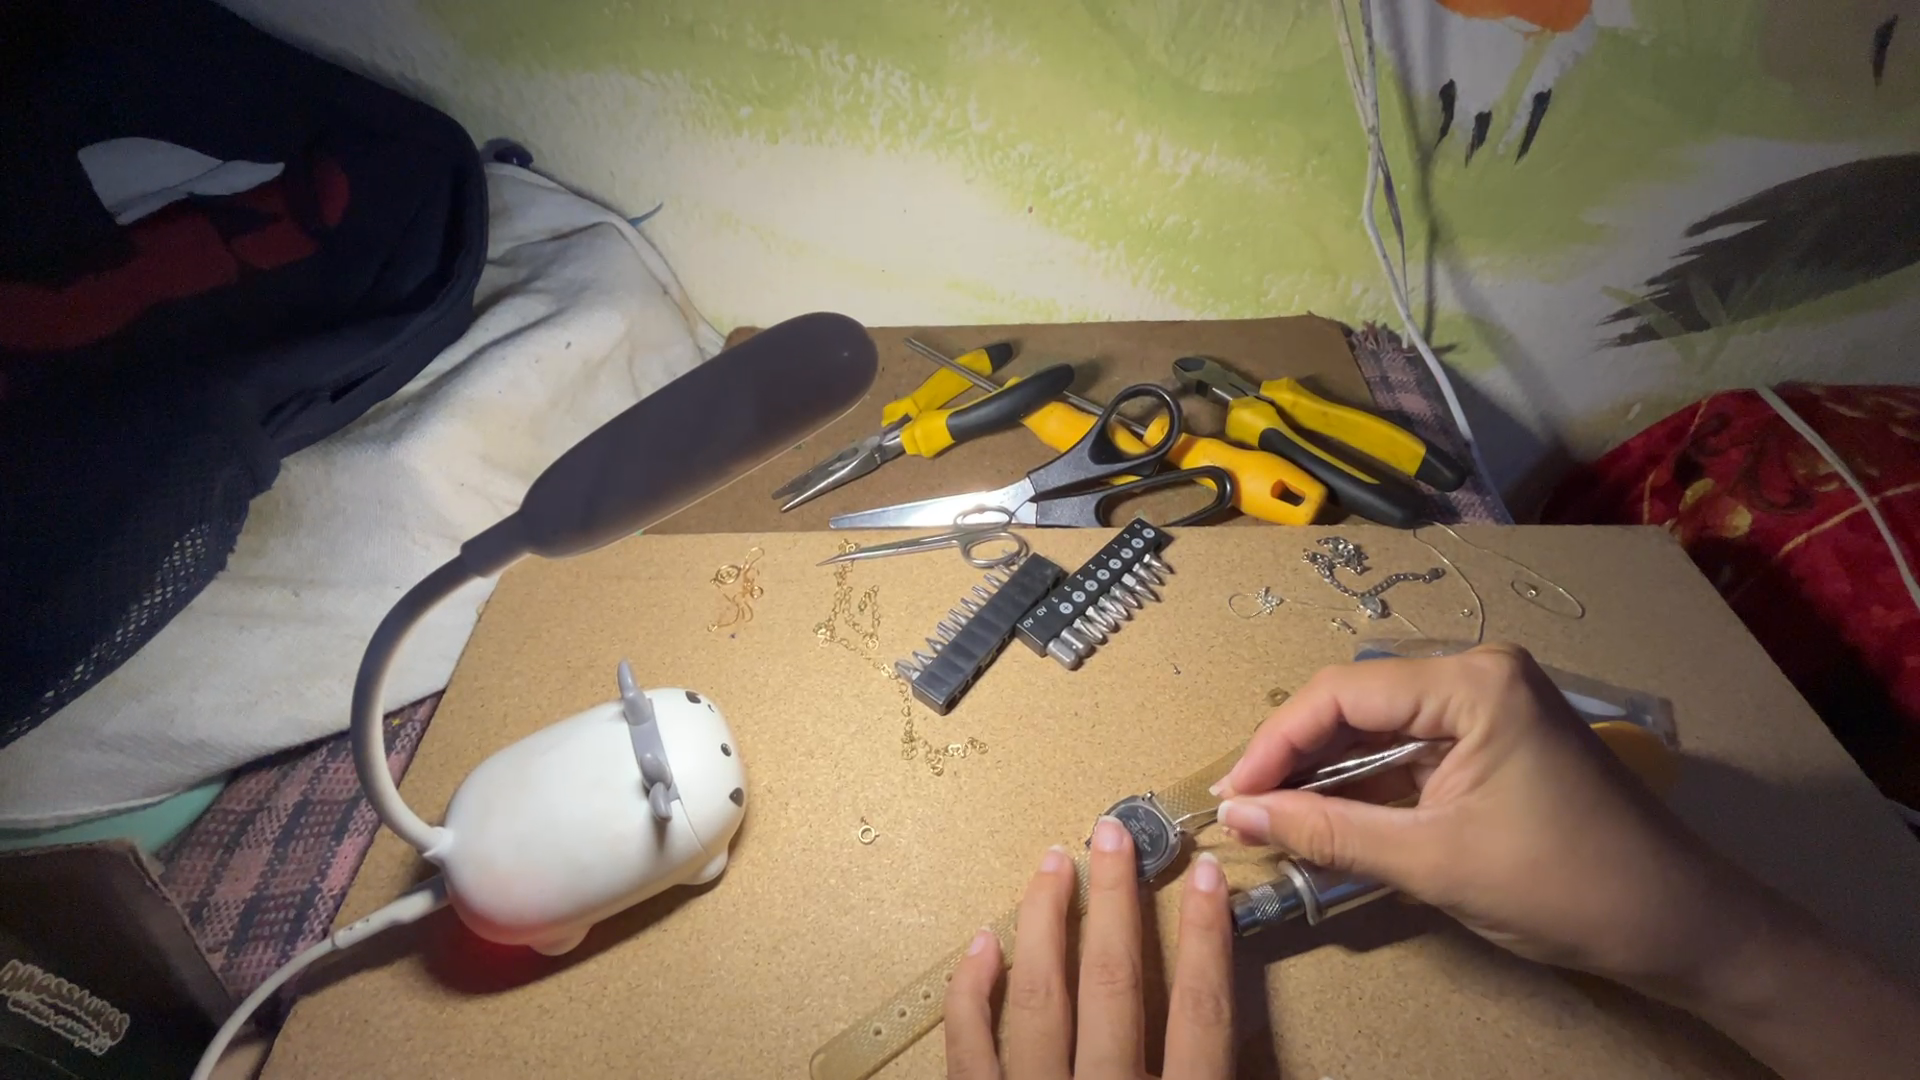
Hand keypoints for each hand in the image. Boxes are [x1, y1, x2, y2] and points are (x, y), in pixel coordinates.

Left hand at [942, 817, 1232, 1079]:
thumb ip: (1214, 1071)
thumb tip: (1252, 1037)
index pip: (1200, 1011)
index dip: (1205, 936)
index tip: (1205, 874)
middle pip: (1113, 982)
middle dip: (1113, 898)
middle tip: (1111, 834)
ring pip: (1042, 997)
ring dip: (1046, 921)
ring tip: (1053, 862)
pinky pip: (970, 1045)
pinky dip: (973, 992)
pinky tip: (984, 945)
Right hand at [1212, 643, 1758, 996]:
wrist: (1698, 936)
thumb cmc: (1572, 891)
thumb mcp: (1434, 863)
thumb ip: (1327, 832)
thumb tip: (1236, 815)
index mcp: (1470, 683)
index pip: (1339, 695)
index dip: (1275, 743)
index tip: (1233, 792)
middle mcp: (1471, 673)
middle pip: (1350, 703)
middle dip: (1293, 755)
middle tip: (1245, 803)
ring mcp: (1480, 700)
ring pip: (1368, 724)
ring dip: (1320, 769)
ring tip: (1272, 809)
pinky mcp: (1482, 732)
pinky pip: (1398, 745)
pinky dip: (1358, 780)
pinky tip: (1322, 808)